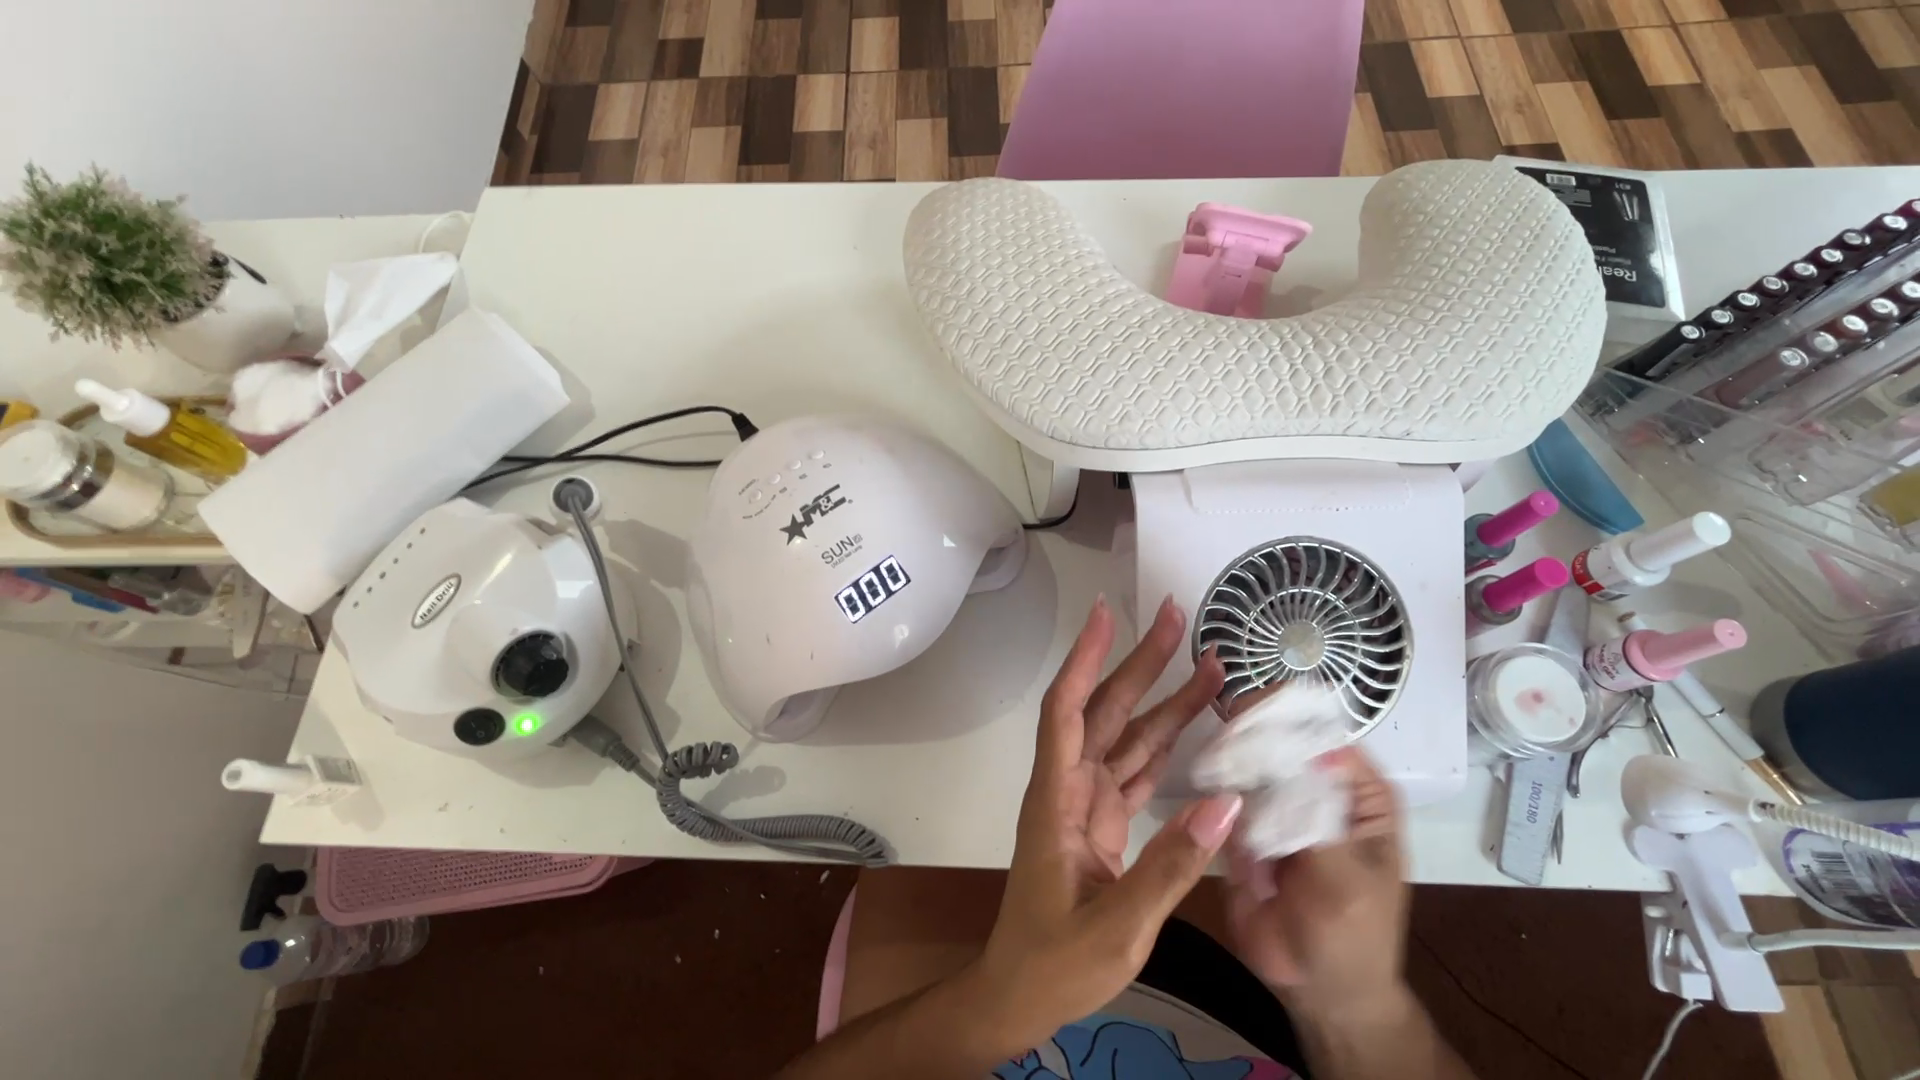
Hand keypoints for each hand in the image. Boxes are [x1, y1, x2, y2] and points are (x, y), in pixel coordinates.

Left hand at [965, 595, 1238, 1048]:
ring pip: (1126, 738)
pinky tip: (1193, 725)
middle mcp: (1070, 790)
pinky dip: (1165, 747)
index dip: (1085, 660)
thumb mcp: (1117, 925)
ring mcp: (1087, 806)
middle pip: (1104, 711)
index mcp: (1058, 801)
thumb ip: (1171, 866)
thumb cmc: (1055, 962)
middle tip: (1175, 616)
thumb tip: (1227, 804)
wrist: (1020, 996)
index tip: (1106, 613)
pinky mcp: (1102, 826)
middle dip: (1138, 662)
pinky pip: (1135, 773)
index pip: (1066, 712)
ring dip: (1162, 701)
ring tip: (1207, 663)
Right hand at [1224, 747, 1409, 1021]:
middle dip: (1248, 740)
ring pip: (1246, 765)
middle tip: (1222, 742)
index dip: (1285, 721)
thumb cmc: (1352, 934)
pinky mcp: (1243, 829)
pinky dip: (1214, 798)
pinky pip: (1225, 800)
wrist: (1319, 990)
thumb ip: (1319, 818)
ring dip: (1228, 766)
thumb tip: (1310, 756)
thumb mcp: (1347, 877)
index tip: (1244, 713)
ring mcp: (1277, 807)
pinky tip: (1209, 800)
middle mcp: (1315, 789)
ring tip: (1212, 773)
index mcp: (1358, 792)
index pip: (1322, 737)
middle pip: (1278, 743)